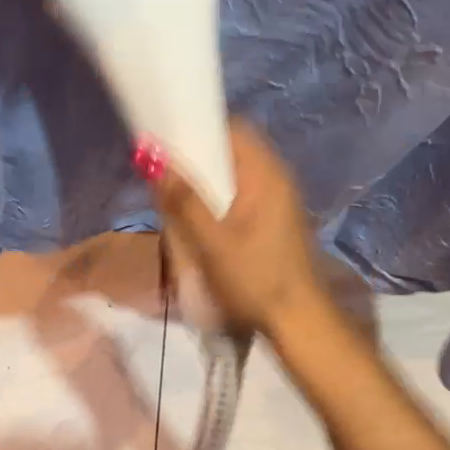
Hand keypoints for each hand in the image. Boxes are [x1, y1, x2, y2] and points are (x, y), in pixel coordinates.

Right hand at [152, 122, 327, 336]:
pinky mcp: (276, 222)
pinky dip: (218, 196)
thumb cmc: (254, 278)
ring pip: (236, 173)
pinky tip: (198, 217)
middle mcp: (276, 178)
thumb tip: (151, 155)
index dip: (198, 127)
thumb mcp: (211, 241)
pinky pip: (242, 193)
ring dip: (205, 178)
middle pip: (232, 149)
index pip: (232, 128)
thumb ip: (182, 198)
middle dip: (197, 154)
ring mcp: (279, 201)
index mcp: (265, 174)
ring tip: (173, 191)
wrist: (298, 322)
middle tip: (162, 168)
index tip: (165, 138)